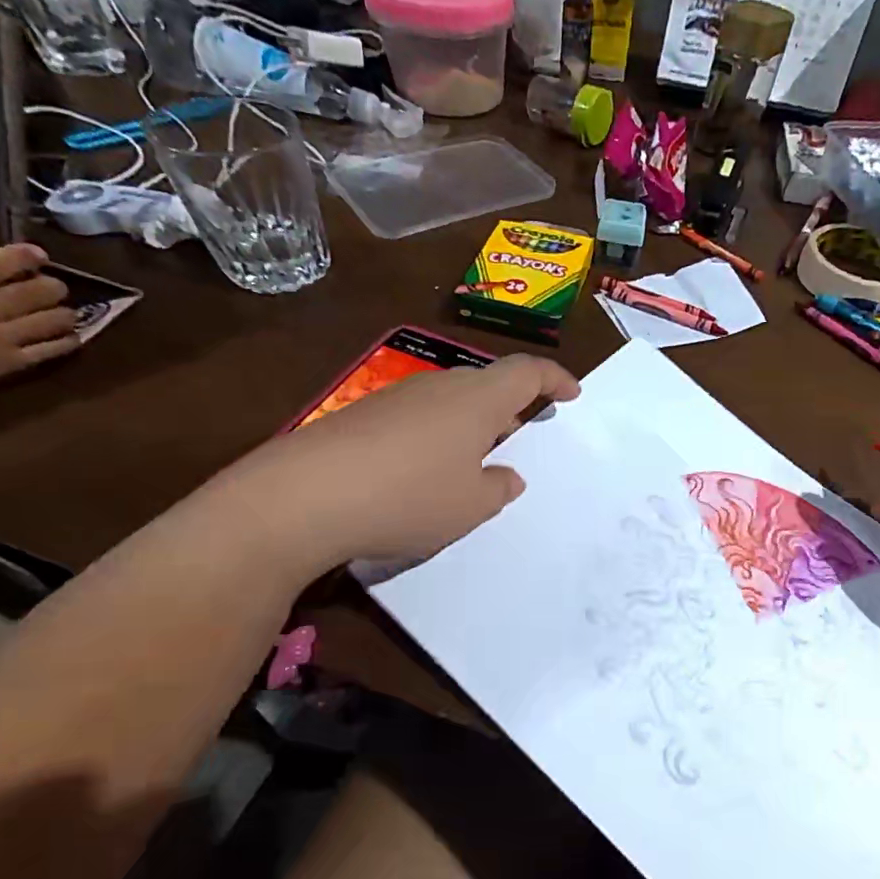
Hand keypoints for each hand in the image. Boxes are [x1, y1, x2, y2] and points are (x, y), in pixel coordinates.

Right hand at [0, 244, 79, 412]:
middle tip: (59, 287)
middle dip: (54, 287)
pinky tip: (72, 338)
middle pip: (30, 292)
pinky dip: (65, 342)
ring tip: (68, 313)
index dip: (24, 257)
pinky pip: (47, 351)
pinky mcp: (7, 364)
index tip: (41, 255)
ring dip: (65, 314)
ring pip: (46, 321)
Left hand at [244, 354, 580, 570]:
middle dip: (510, 406)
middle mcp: (439, 386)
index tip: (572, 393)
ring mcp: (396, 397)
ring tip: (474, 459)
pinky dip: (435, 435)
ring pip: (449, 400)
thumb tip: (506, 476)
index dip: (555, 378)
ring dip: (471, 423)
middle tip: (521, 434)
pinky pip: (416, 416)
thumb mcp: (470, 506)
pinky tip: (423, 470)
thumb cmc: (410, 497)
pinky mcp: (362, 414)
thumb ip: (497, 488)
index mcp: (477, 400)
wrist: (308, 495)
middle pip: (486, 383)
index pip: (527, 372)